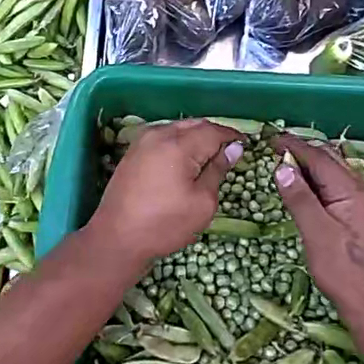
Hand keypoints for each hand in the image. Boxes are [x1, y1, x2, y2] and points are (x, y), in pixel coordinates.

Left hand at [86, 120, 244, 267]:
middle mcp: (159, 134)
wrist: (117, 238)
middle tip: (230, 153)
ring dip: (196, 137)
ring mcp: (142, 141)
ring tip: (209, 157)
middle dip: (215, 134)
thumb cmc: (165, 224)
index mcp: (178, 144)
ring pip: (178, 128)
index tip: (246, 146)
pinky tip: (185, 160)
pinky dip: (179, 143)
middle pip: (195, 125)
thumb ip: (218, 170)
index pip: (213, 130)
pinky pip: (163, 137)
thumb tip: (234, 148)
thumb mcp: (202, 202)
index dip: (232, 136)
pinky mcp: (133, 152)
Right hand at [270, 136, 363, 313]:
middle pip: (329, 160)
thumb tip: (283, 168)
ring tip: (286, 162)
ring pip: (333, 172)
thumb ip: (300, 198)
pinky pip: (336, 186)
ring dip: (310, 164)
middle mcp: (360, 191)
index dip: (294, 146)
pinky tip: (305, 186)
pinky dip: (317, 179)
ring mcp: (362, 204)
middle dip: (302, 150)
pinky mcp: (359, 216)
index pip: (319, 158)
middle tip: (275, 147)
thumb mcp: (316, 233)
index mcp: (351, 191)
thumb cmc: (342, 270)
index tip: (271, 139)